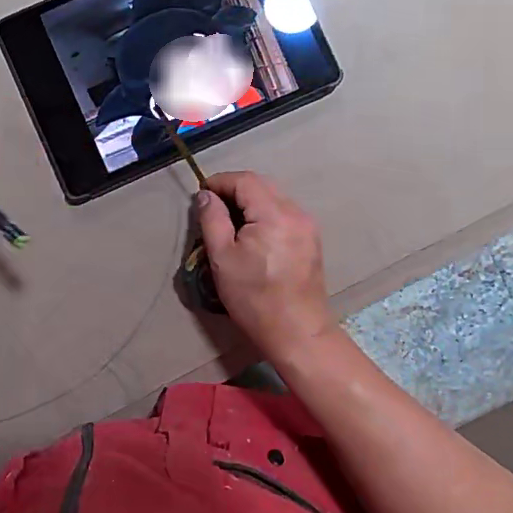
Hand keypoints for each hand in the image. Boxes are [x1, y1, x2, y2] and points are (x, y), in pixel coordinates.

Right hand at [195, 171, 338, 356]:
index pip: (245, 180)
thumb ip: (212, 219)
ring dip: (250, 200)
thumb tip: (205, 196)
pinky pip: (284, 212)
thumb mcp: (222, 258)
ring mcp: (307, 225)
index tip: (201, 195)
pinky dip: (264, 212)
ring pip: (274, 196)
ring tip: (229, 221)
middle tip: (212, 207)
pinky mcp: (311, 238)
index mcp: (274, 214)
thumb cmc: (254, 298)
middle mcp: (296, 213)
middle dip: (234, 189)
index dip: (220, 182)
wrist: (297, 332)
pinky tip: (251, 233)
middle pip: (262, 184)